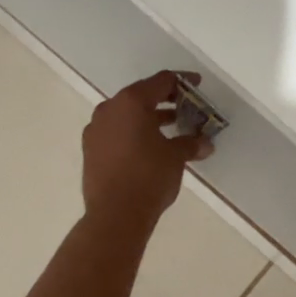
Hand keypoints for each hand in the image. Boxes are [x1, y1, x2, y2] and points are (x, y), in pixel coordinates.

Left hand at [82, 70, 213, 232]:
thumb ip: (190, 144)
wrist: (115, 214)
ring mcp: (95, 130)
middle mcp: (109, 109)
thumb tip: (205, 144)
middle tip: (186, 109)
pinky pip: (116, 133)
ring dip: (149, 119)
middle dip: (165, 102)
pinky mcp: (90, 151)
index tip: (197, 85)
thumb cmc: (149, 177)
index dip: (182, 82)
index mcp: (130, 102)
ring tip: (171, 130)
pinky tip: (149, 149)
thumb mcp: (176, 157)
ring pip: (126, 116)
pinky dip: (134, 135)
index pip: (160, 82)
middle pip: (141, 96)